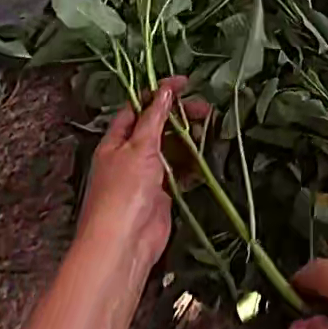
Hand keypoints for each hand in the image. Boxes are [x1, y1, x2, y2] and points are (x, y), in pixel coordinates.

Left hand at [75, 76, 205, 271]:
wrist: (124, 245)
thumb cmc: (125, 190)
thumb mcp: (139, 146)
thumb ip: (154, 118)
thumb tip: (164, 90)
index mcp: (116, 140)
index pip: (138, 107)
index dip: (159, 92)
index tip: (184, 83)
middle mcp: (130, 154)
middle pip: (157, 126)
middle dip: (179, 115)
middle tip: (205, 109)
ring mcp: (146, 175)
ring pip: (170, 148)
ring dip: (188, 137)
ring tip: (210, 127)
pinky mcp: (162, 195)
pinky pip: (179, 172)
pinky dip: (192, 163)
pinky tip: (207, 154)